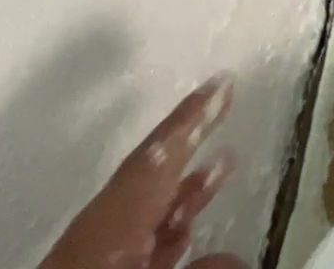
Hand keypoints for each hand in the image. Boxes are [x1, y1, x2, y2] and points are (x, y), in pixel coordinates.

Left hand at [39, 75, 244, 268]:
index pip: (150, 166)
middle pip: (146, 184)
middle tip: (225, 97)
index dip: (188, 122)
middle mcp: (97, 248)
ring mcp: (99, 267)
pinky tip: (202, 234)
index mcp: (101, 239)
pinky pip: (147, 253)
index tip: (222, 82)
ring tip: (228, 160)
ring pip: (148, 221)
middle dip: (186, 142)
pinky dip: (176, 234)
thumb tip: (235, 257)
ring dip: (188, 190)